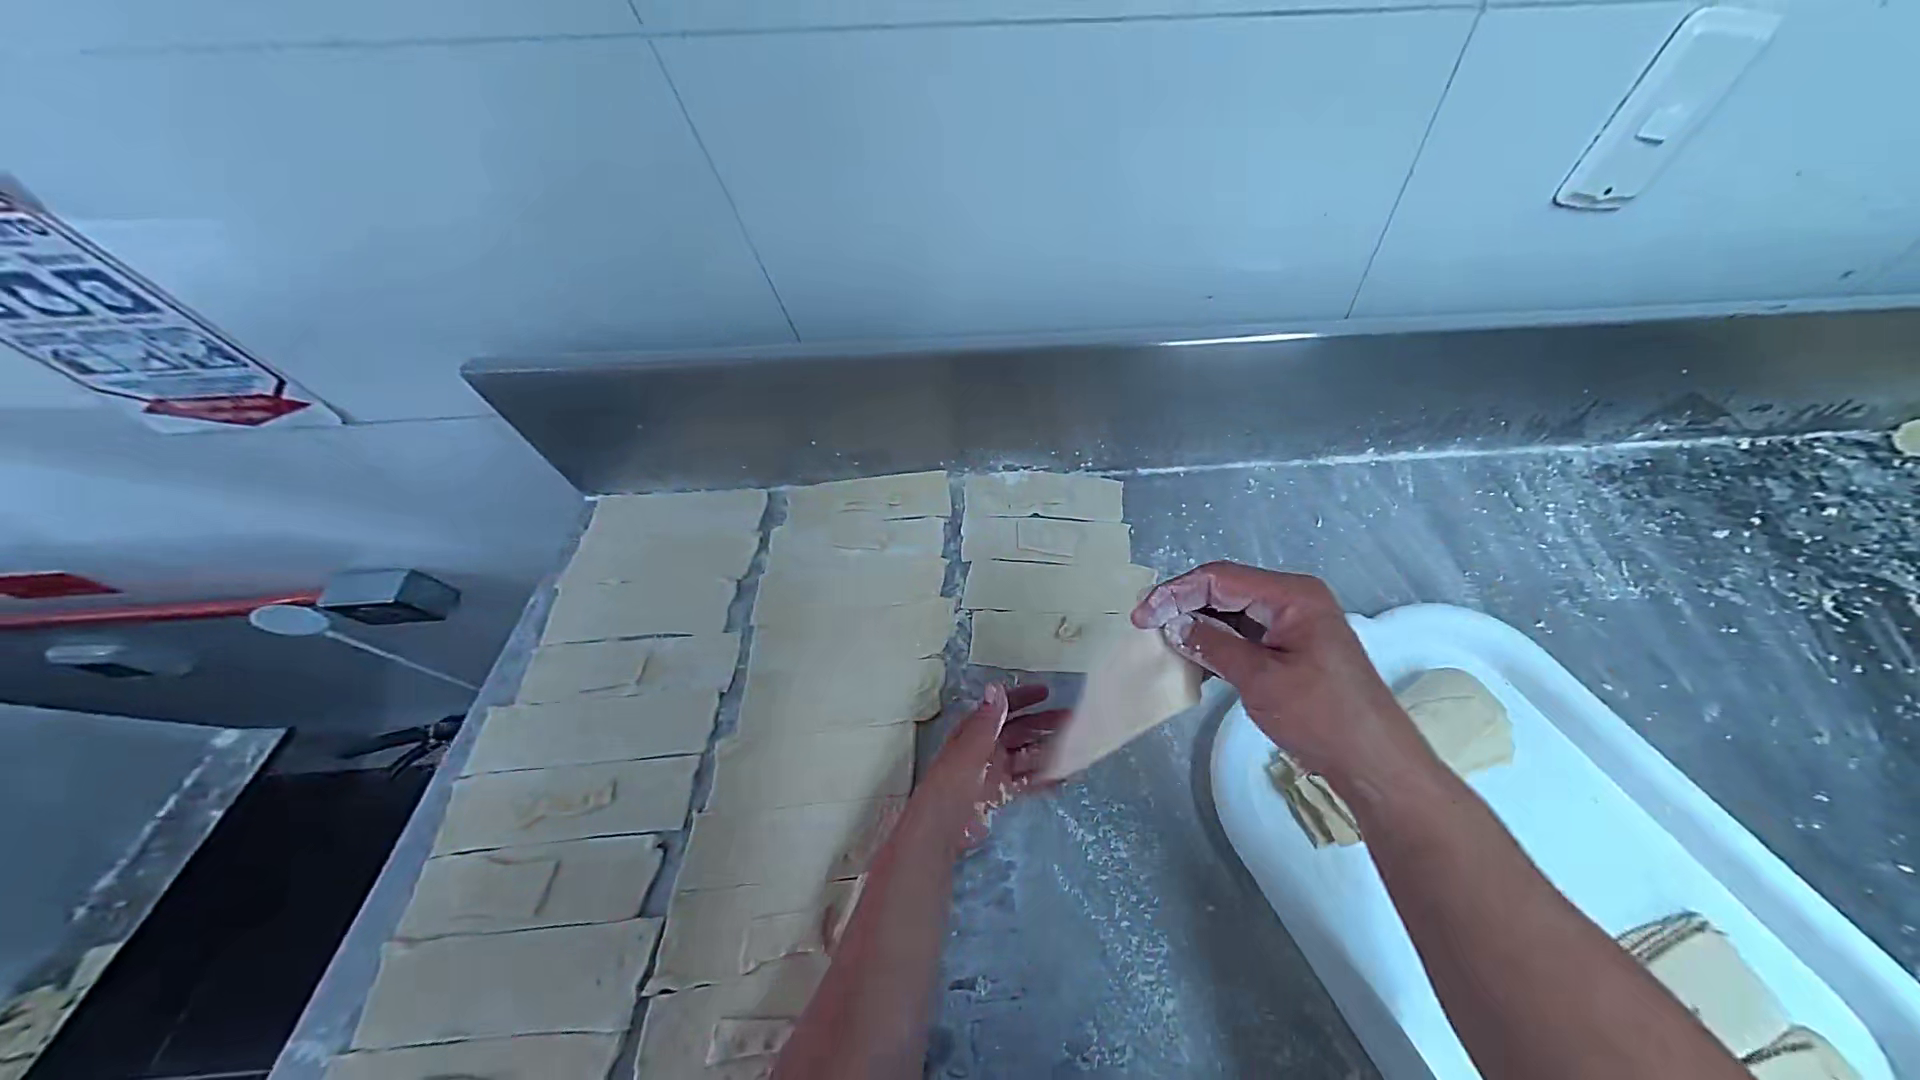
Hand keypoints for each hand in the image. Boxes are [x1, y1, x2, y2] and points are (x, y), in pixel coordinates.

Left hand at [912, 683, 1066, 852]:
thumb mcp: (969, 750)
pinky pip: (1027, 780)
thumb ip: (986, 721)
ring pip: (1026, 755)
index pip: (1001, 708)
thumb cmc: (951, 785)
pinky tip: (1064, 777)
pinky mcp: (1000, 793)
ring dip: (1048, 749)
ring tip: (1074, 746)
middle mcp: (985, 747)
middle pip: (1019, 730)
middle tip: (1072, 720)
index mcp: (974, 731)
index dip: (1022, 698)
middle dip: (1043, 723)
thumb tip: (996, 686)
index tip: (1047, 692)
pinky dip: (1044, 777)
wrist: (940, 830)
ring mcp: (994, 771)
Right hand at [1131, 561, 1425, 785]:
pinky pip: (1242, 634)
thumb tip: (1173, 626)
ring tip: (1161, 640)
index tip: (1142, 615)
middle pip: (1224, 590)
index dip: (1175, 592)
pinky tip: (1191, 658)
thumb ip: (1213, 645)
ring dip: (1196, 625)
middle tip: (1146, 624)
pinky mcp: (1289, 647)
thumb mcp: (1259, 679)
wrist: (1374, 763)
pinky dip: (1215, 643)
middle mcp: (1293, 600)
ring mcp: (1292, 624)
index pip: (1219, 579)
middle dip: (1182, 605)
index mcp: (1292, 596)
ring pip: (1230, 612)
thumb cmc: (1321, 717)